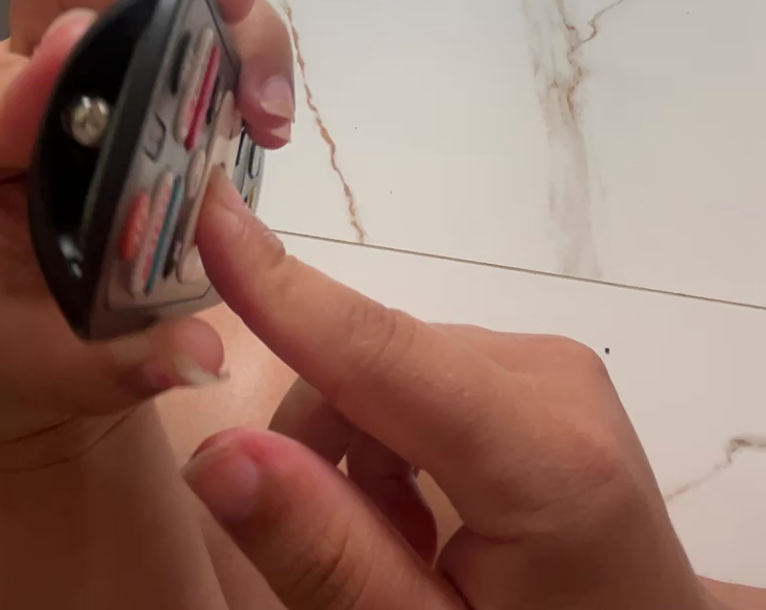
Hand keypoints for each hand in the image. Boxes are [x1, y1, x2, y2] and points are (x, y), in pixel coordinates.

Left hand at [0, 0, 293, 469]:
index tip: (75, 64)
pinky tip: (269, 113)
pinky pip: (203, 40)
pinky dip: (247, 58)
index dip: (25, 78)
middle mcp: (18, 81)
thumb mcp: (32, 369)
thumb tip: (203, 358)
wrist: (28, 351)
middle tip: (217, 20)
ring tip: (267, 99)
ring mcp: (96, 76)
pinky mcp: (157, 90)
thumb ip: (112, 363)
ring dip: (224, 25)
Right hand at [178, 174, 714, 609]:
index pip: (382, 351)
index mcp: (545, 458)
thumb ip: (327, 554)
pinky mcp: (544, 369)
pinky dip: (396, 437)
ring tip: (396, 550)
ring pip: (392, 365)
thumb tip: (217, 453)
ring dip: (359, 447)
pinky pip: (427, 374)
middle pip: (376, 362)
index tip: (211, 212)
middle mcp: (554, 376)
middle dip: (320, 441)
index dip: (284, 286)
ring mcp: (554, 365)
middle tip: (332, 552)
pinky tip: (428, 517)